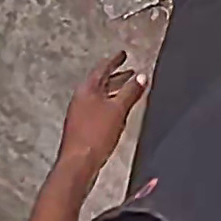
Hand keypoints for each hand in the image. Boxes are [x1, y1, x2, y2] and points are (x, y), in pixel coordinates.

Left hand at [57, 51, 148, 176]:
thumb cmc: (95, 134)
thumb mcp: (119, 109)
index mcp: (88, 89)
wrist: (77, 166)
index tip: (123, 54)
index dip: (114, 61)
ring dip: (113, 92)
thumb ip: (131, 91)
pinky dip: (109, 105)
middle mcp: (80, 98)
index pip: (103, 68)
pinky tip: (117, 114)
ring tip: (127, 91)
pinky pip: (97, 109)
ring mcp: (79, 114)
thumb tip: (142, 76)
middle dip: (116, 77)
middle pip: (100, 82)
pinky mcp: (80, 128)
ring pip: (99, 96)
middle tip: (128, 71)